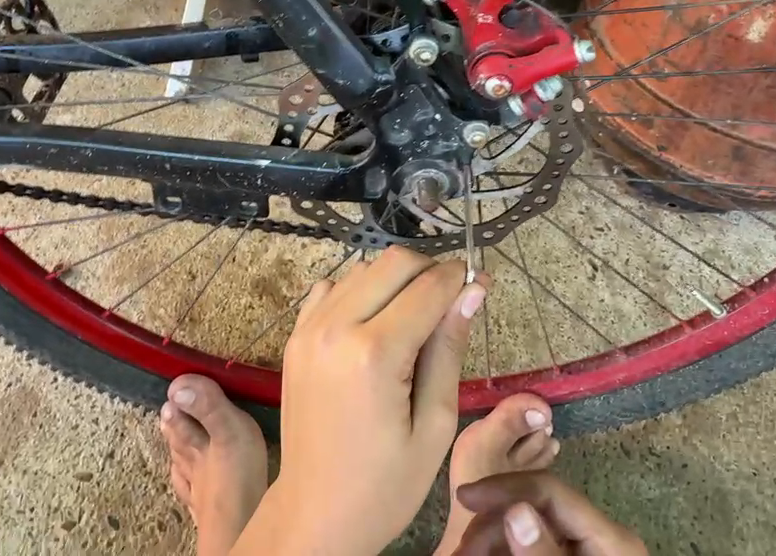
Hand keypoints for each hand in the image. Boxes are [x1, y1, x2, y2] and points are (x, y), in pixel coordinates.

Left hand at [231, 247, 486, 555]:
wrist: (315, 513)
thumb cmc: (385, 484)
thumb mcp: (435, 425)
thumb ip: (450, 349)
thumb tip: (472, 291)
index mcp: (375, 354)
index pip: (428, 287)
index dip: (459, 278)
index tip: (479, 283)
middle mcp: (336, 327)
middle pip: (393, 263)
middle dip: (429, 271)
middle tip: (451, 300)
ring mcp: (309, 328)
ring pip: (363, 268)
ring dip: (395, 280)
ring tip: (416, 319)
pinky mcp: (295, 335)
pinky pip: (333, 287)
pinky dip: (360, 291)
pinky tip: (375, 324)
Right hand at [446, 471, 646, 555]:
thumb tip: (515, 510)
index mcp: (608, 538)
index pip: (550, 491)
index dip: (505, 489)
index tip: (463, 499)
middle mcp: (596, 537)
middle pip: (533, 511)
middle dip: (490, 528)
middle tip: (458, 554)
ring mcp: (582, 553)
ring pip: (525, 530)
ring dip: (490, 544)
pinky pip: (529, 551)